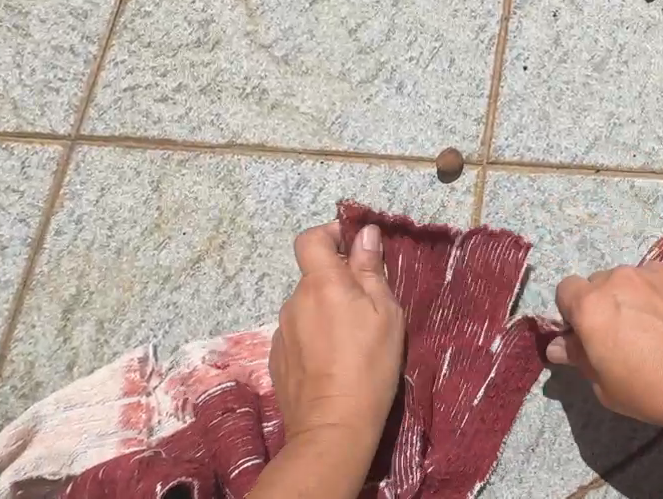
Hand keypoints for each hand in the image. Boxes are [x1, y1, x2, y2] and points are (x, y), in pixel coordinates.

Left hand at [268, 223, 404, 449]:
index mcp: (322, 283)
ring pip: (308, 304)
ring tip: (352, 335)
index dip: (331, 234)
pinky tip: (333, 357)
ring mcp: (282, 331)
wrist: (333, 427)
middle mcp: (295, 301)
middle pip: (314, 274)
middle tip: (369, 302)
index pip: (310, 238)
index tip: (355, 247)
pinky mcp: (277, 359)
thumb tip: (365, 234)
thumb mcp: (385, 311)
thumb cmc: (370, 362)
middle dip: (339, 278)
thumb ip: (371, 269)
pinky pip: (299, 330)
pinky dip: (315, 332)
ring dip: (327, 307)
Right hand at [547, 262, 662, 433]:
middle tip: (619, 335)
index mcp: (591, 306)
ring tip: (649, 326)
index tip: (586, 335)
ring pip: (625, 279)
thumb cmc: (653, 389)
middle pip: (596, 284)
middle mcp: (616, 279)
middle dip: (600, 305)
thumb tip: (559, 345)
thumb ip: (579, 357)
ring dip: (627, 296)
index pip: (565, 290)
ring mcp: (648, 272)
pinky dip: (653, 292)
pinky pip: (652, 278)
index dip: (571, 312)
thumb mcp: (605, 386)